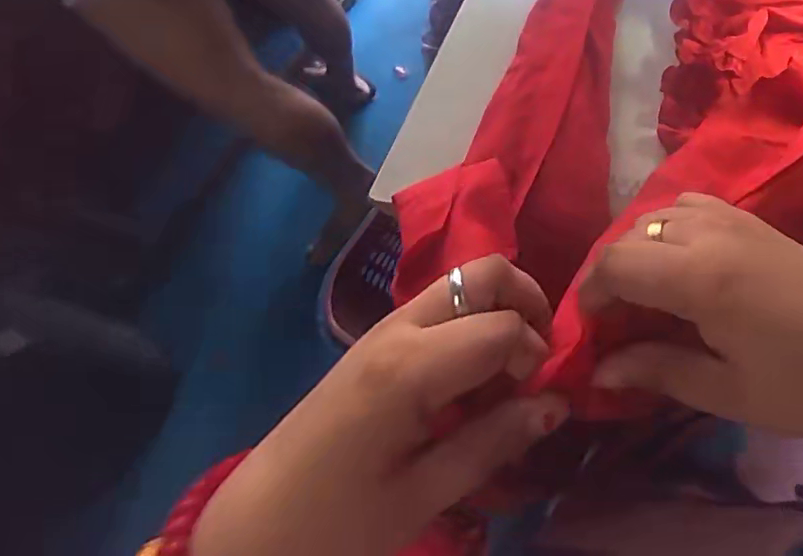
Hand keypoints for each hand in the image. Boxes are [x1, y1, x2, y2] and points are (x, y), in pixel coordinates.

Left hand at [193, 255, 568, 555]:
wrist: (243, 538)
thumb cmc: (330, 530)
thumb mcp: (419, 498)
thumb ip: (494, 441)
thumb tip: (559, 404)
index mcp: (409, 366)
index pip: (503, 327)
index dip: (535, 357)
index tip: (537, 401)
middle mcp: (401, 327)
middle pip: (487, 272)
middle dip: (528, 302)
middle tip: (536, 360)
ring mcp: (388, 327)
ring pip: (466, 282)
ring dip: (501, 313)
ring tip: (503, 380)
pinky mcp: (380, 340)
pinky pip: (445, 307)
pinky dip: (475, 325)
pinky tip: (470, 385)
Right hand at [578, 194, 802, 437]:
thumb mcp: (729, 390)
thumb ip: (660, 370)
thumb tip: (602, 369)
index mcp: (700, 275)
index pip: (616, 263)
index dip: (590, 296)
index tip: (589, 335)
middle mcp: (709, 231)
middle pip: (632, 235)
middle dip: (610, 275)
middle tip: (615, 326)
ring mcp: (733, 217)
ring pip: (659, 214)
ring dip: (639, 248)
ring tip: (645, 296)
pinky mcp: (752, 218)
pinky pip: (691, 206)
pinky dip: (670, 228)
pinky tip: (683, 265)